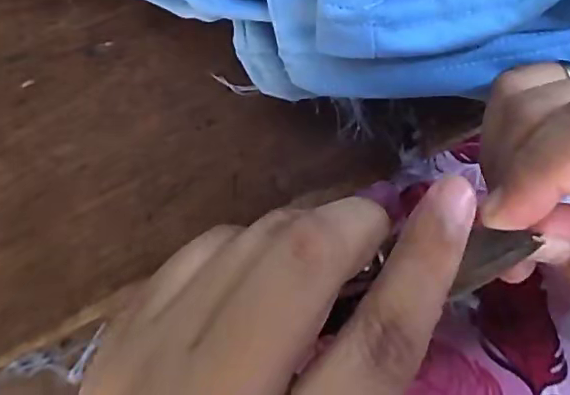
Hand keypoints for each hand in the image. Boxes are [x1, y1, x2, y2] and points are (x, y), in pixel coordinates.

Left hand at [82, 176, 474, 394]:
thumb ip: (369, 374)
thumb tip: (411, 283)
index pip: (376, 346)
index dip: (426, 262)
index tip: (457, 196)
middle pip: (301, 263)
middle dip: (358, 223)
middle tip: (381, 232)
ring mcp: (144, 365)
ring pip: (251, 239)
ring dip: (304, 229)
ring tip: (324, 255)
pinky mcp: (112, 344)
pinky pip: (202, 250)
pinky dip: (246, 243)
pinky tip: (256, 273)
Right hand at [479, 64, 569, 372]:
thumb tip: (531, 232)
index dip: (541, 169)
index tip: (498, 226)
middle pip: (558, 98)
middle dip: (511, 164)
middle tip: (503, 243)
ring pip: (534, 82)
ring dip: (504, 144)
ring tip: (512, 213)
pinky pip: (537, 89)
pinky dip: (511, 131)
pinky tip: (522, 182)